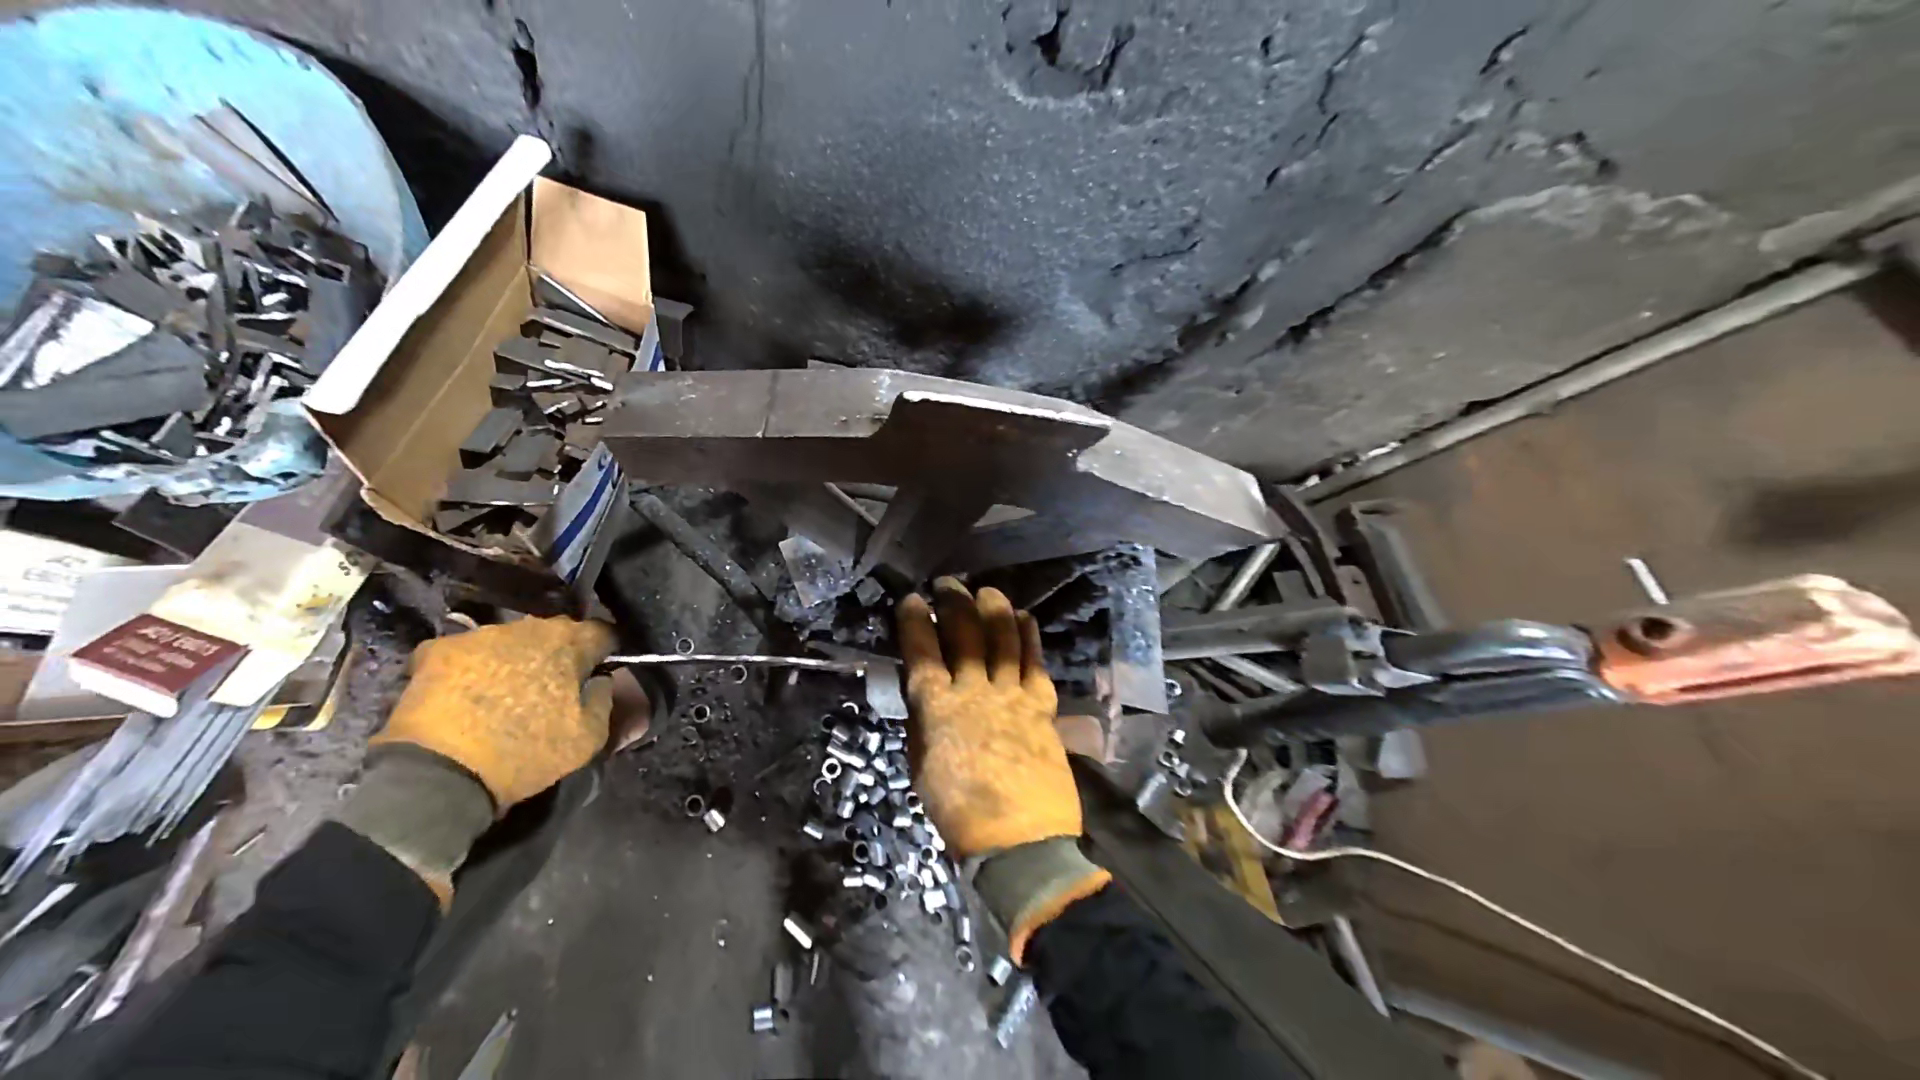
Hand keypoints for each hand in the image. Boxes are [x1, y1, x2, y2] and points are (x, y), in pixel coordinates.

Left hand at [374, 615, 616, 808]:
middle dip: (561, 652)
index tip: (601, 669)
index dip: (606, 650)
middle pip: (555, 632)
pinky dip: (472, 665)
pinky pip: (467, 650)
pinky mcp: (436, 650)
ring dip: (517, 656)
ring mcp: (479, 636)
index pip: (602, 632)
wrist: (440, 775)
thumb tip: (599, 680)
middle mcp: (527, 628)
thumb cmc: (526, 753)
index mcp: (570, 644)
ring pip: (511, 639)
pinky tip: (466, 689)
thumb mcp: (589, 737)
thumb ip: (604, 698)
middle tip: (556, 682)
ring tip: (508, 688)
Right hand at [896, 577, 1073, 856]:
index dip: (915, 620)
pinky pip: (1035, 662)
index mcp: (936, 708)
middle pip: (964, 633)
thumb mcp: (922, 763)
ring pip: (1002, 639)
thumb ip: (924, 720)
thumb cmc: (959, 811)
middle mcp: (974, 691)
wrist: (1020, 842)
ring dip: (994, 609)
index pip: (921, 650)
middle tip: (949, 584)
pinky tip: (1025, 619)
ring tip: (987, 592)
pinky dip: (1029, 636)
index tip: (913, 599)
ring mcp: (1012, 696)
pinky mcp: (1042, 706)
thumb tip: (927, 691)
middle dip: (954, 602)